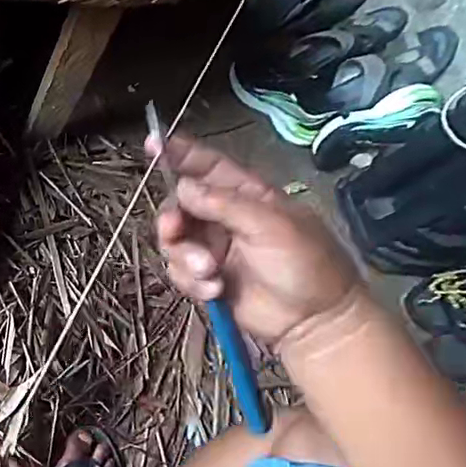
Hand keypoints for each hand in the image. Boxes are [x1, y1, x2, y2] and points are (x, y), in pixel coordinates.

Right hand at [150, 133, 366, 354]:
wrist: (313, 323)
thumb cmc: (305, 265)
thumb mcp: (271, 226)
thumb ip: (224, 204)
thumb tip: (182, 188)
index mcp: (246, 195)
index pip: (207, 165)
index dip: (179, 153)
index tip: (152, 143)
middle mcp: (224, 218)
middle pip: (178, 205)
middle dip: (172, 218)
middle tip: (175, 230)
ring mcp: (213, 249)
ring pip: (174, 241)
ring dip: (185, 256)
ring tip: (209, 272)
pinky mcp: (205, 278)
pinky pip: (179, 272)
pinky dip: (191, 281)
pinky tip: (215, 290)